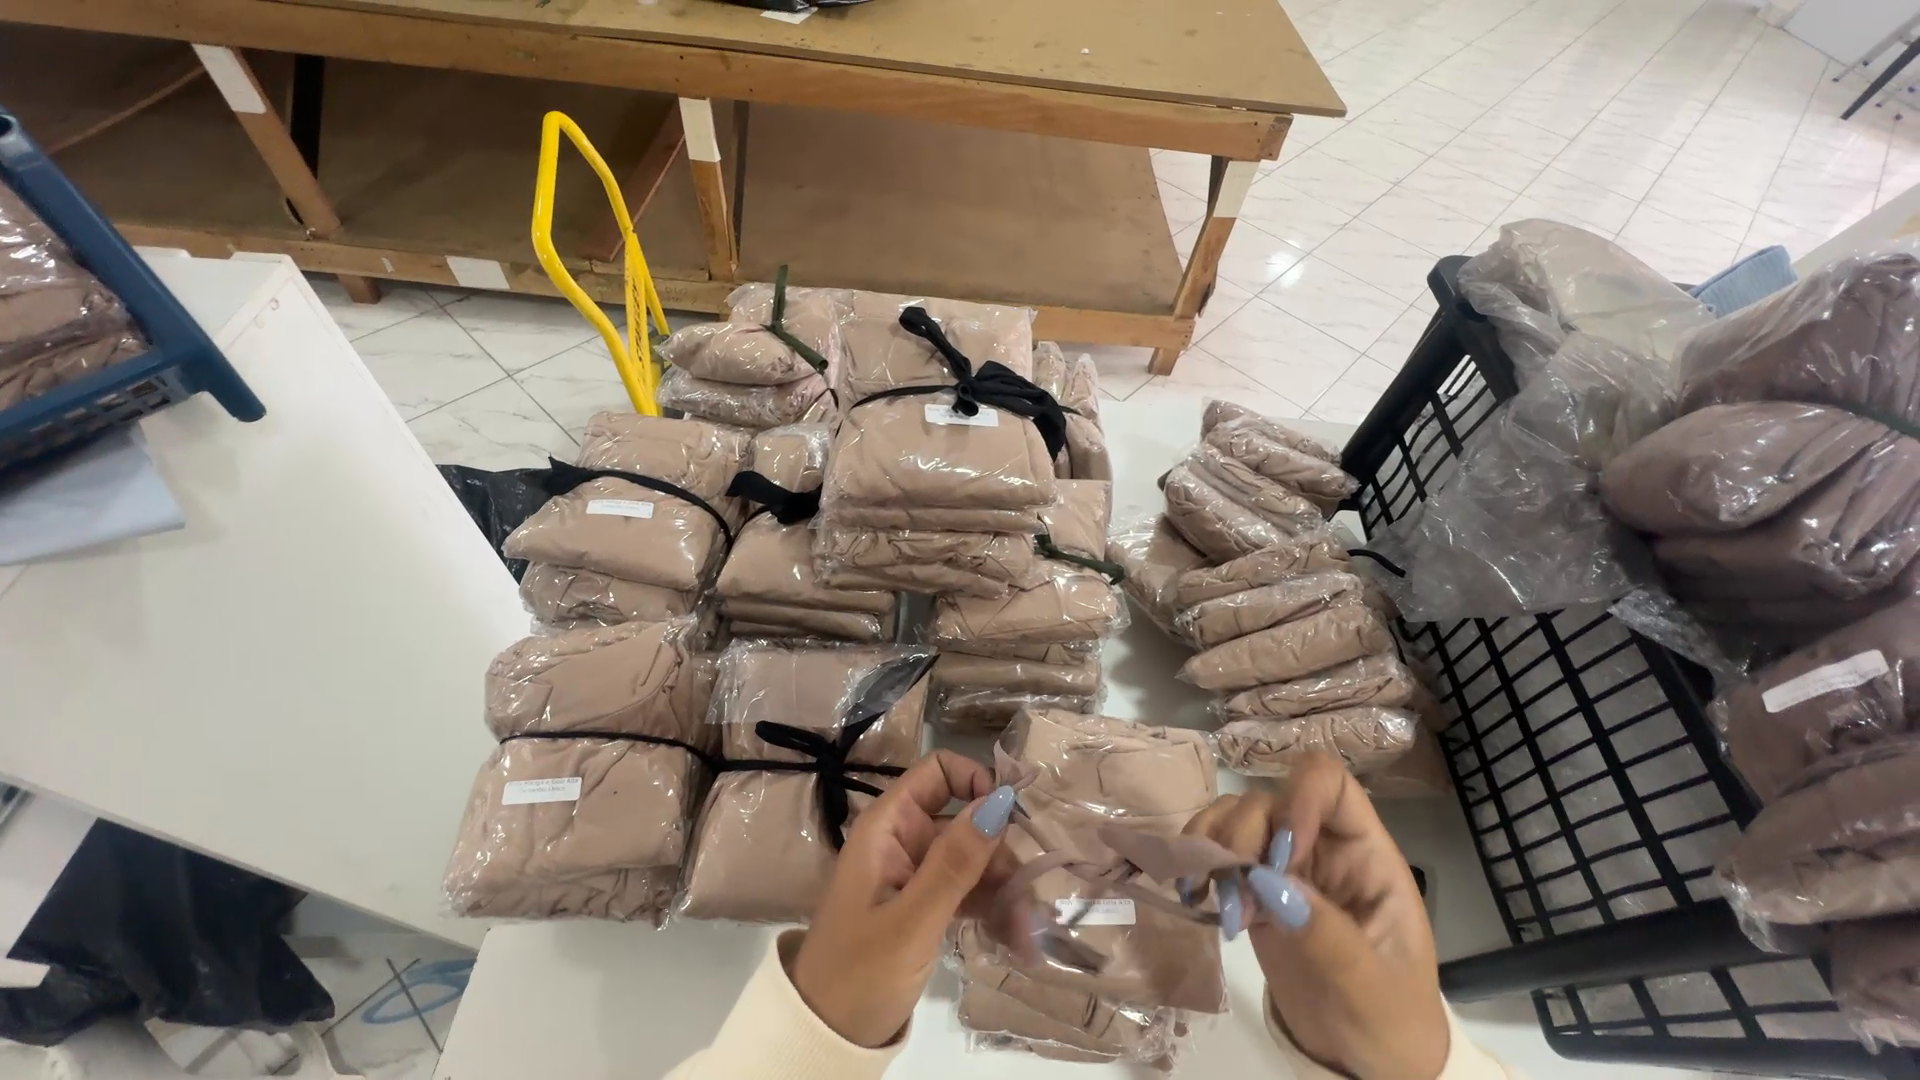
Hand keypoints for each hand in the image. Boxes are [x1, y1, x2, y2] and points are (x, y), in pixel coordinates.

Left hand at [790, 750, 1020, 1047]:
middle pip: (966, 822)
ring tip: (1026, 938)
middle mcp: (903, 839)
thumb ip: (956, 860)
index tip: (1014, 816)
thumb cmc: (860, 972)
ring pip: (974, 861)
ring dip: (1005, 893)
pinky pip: (969, 892)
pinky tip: (1015, 941)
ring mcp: (915, 874)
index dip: (976, 782)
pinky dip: (992, 912)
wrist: (825, 1036)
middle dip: (1001, 857)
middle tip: (1031, 901)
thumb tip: (999, 799)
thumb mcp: (913, 918)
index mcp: (888, 826)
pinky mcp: (925, 905)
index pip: (937, 772)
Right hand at [1183, 753, 1447, 1079]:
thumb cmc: (1388, 1022)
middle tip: (1241, 903)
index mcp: (1365, 855)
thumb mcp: (1371, 990)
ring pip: (1234, 816)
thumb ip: (1328, 937)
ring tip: (1218, 904)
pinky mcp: (1251, 886)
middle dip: (1244, 840)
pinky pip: (1213, 846)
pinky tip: (1197, 898)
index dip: (1299, 799)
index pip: (1331, 785)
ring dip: (1214, 850)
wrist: (1361, 1057)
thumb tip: (1272, 883)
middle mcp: (1320, 846)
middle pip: (1269, 798)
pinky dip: (1196, 861)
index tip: (1281, 856)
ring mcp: (1282, 864)